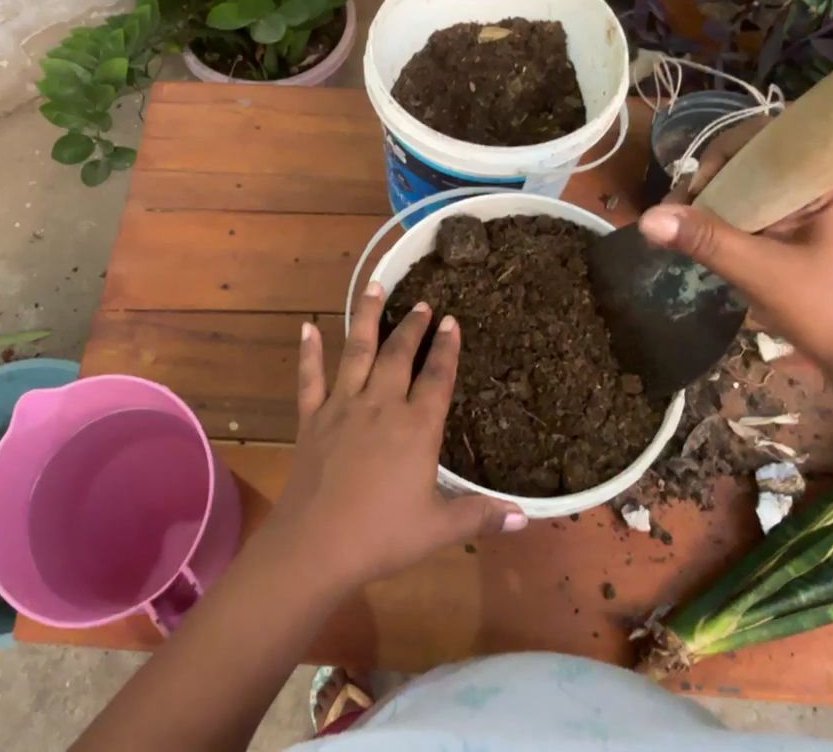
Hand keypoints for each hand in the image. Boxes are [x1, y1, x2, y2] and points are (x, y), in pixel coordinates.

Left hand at [259, 285, 526, 591]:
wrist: (316, 545)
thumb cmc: (381, 536)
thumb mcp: (438, 529)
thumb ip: (480, 515)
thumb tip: (525, 517)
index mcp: (416, 428)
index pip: (437, 377)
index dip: (447, 348)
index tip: (453, 321)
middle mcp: (380, 406)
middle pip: (399, 355)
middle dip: (413, 326)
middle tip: (423, 303)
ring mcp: (342, 407)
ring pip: (357, 352)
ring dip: (367, 318)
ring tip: (375, 288)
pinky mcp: (312, 419)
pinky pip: (310, 377)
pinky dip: (309, 351)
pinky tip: (307, 326)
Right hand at [637, 174, 832, 375]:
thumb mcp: (764, 274)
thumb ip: (707, 241)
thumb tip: (646, 219)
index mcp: (828, 178)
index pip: (764, 136)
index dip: (721, 155)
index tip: (695, 192)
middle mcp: (821, 184)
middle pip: (751, 161)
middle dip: (711, 184)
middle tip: (679, 216)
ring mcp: (812, 210)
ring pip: (750, 189)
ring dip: (714, 206)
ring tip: (683, 232)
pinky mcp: (802, 235)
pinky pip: (756, 214)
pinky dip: (727, 225)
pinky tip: (704, 245)